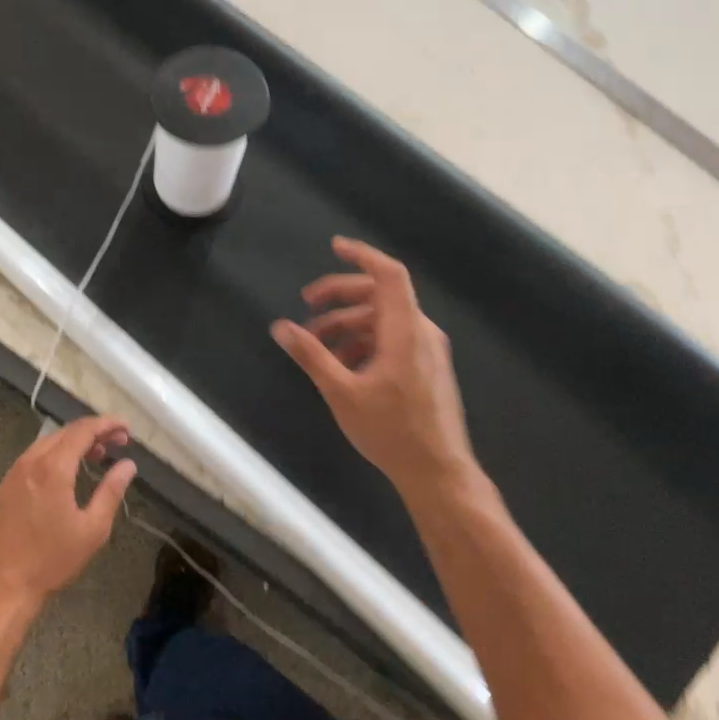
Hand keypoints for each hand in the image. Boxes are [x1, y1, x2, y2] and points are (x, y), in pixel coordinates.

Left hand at [0, 417, 137, 609]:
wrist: (7, 583)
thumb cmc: (54, 559)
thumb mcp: (93, 529)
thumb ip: (111, 491)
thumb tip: (128, 465)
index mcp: (52, 469)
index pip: (82, 431)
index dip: (106, 424)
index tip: (126, 428)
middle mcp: (30, 462)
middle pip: (65, 432)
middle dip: (93, 432)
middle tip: (118, 442)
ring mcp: (15, 472)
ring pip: (48, 442)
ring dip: (74, 442)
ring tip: (98, 454)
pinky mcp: (7, 484)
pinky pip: (35, 456)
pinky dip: (56, 453)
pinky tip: (69, 470)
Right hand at [270, 237, 479, 497]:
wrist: (438, 472)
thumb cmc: (390, 431)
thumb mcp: (341, 392)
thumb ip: (311, 355)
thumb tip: (281, 327)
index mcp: (405, 332)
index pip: (389, 275)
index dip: (362, 255)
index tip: (334, 247)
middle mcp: (421, 333)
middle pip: (380, 295)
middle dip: (341, 295)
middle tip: (307, 305)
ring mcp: (428, 351)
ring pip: (384, 320)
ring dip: (348, 323)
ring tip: (317, 344)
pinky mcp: (427, 368)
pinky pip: (393, 339)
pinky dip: (364, 341)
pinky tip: (342, 365)